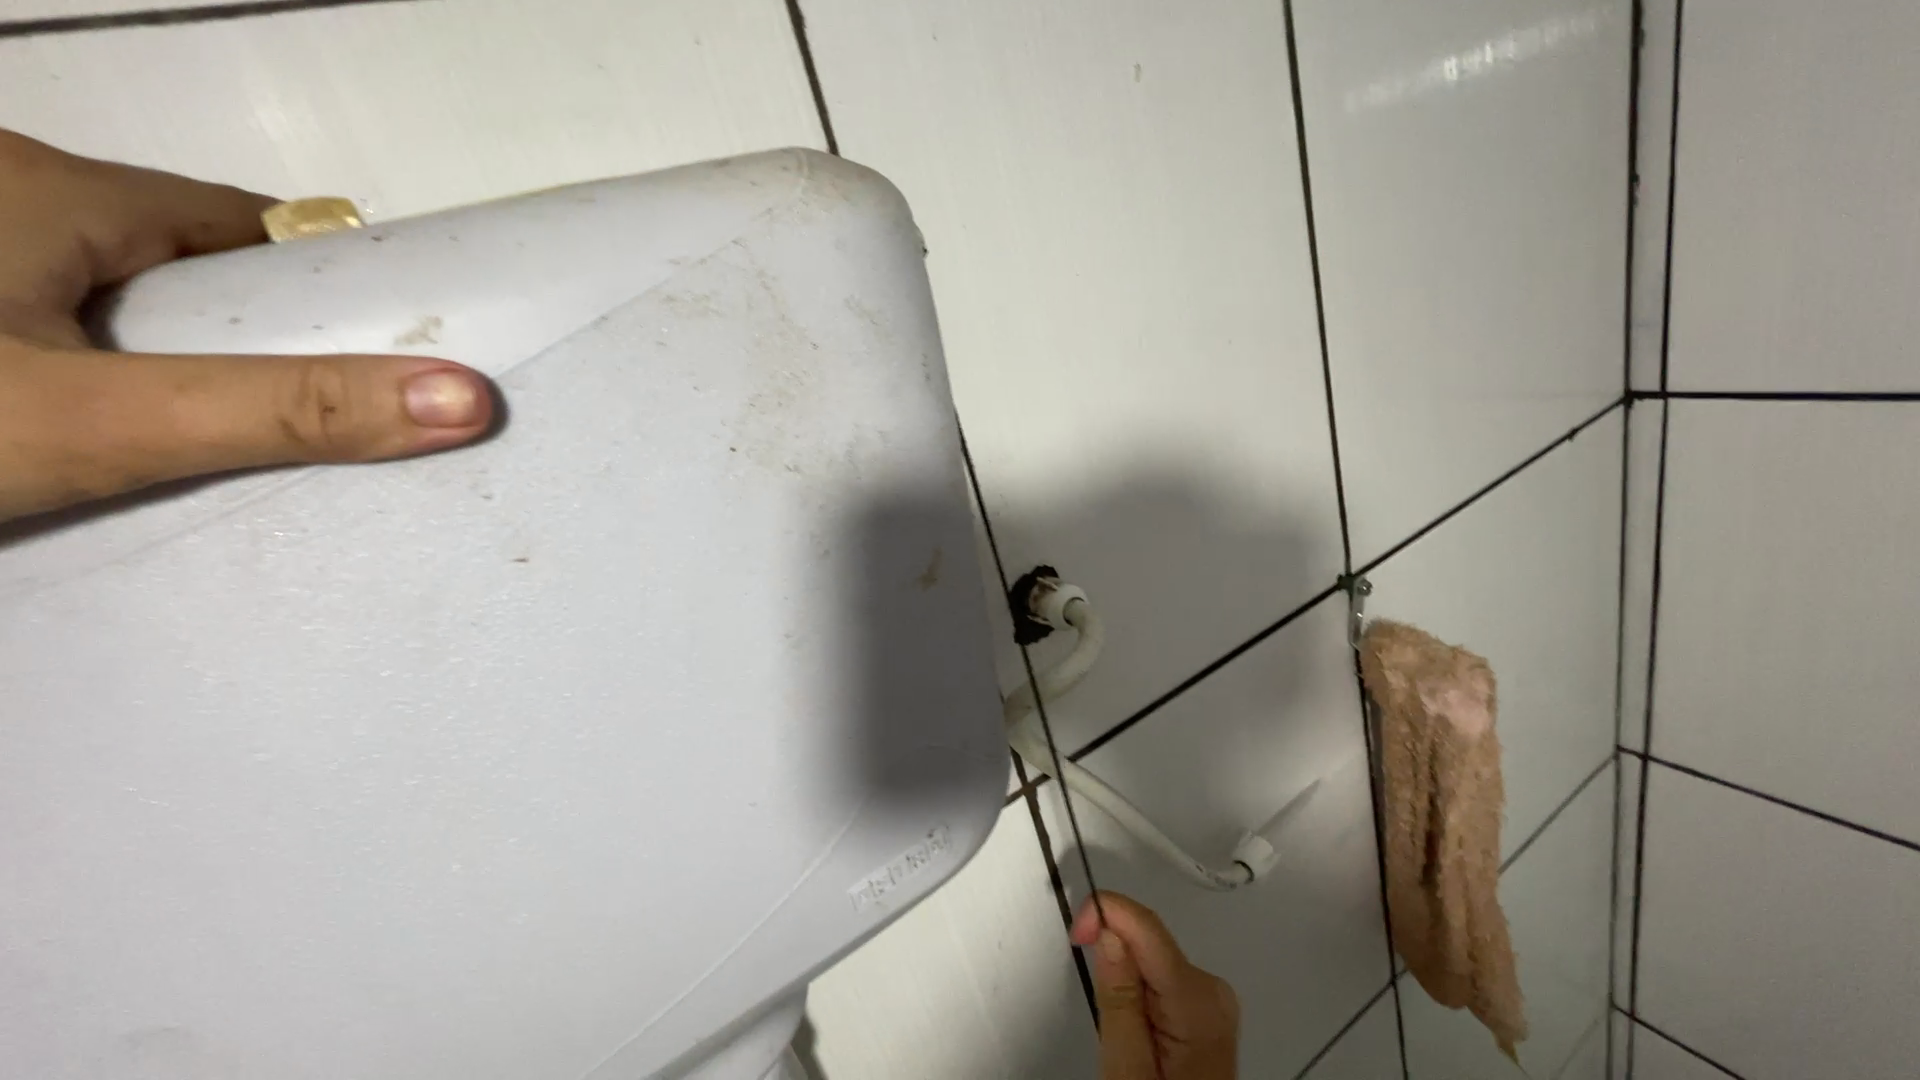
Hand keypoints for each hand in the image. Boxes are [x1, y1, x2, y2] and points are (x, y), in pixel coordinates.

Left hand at [0, 130, 493, 523]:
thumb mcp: (107, 420)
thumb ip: (284, 409)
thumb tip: (470, 400)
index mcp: (54, 189)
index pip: (249, 228)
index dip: (333, 289)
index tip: (393, 353)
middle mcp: (3, 197)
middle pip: (194, 268)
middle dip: (265, 338)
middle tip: (325, 414)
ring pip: (125, 305)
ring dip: (188, 365)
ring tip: (232, 438)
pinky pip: (62, 333)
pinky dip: (111, 380)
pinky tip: (118, 435)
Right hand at [1071, 891, 1239, 1079]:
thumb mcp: (1126, 1070)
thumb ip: (1119, 999)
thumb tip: (1110, 932)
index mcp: (1199, 1001)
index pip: (1147, 926)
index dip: (1105, 913)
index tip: (1075, 935)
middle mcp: (1213, 989)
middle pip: (1148, 940)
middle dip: (1112, 953)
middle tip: (1092, 998)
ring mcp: (1213, 999)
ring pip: (1151, 956)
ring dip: (1123, 974)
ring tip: (1117, 1027)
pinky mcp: (1205, 1008)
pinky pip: (1160, 976)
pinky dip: (1137, 988)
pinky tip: (1134, 1026)